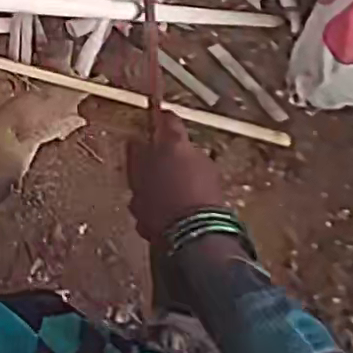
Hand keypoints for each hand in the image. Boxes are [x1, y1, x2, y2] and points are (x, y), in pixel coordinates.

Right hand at [127, 113, 227, 243]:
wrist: (194, 236)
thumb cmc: (160, 199)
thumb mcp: (137, 174)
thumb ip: (136, 154)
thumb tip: (136, 141)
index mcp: (176, 143)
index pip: (167, 119)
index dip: (157, 117)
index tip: (150, 116)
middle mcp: (198, 155)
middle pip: (175, 149)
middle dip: (160, 159)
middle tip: (142, 172)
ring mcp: (210, 176)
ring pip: (182, 172)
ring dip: (169, 181)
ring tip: (150, 201)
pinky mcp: (216, 199)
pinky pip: (190, 192)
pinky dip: (178, 199)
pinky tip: (162, 217)